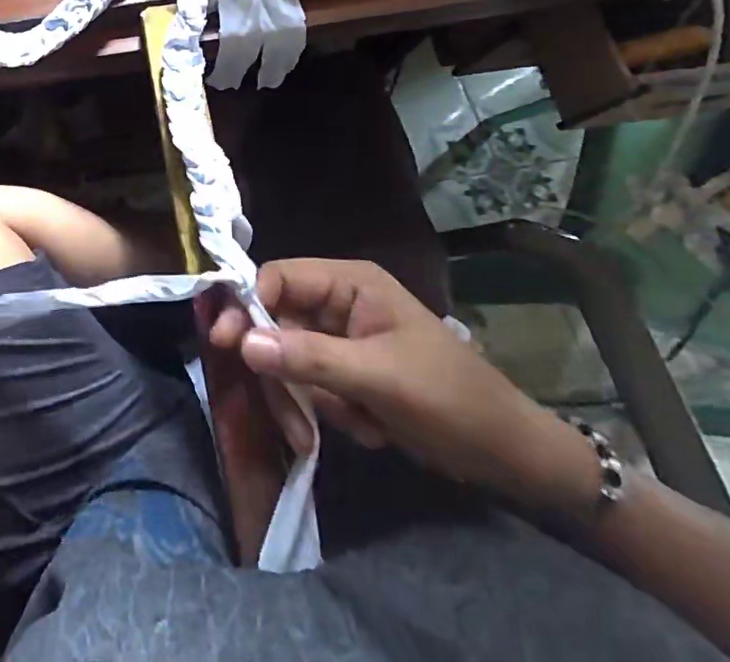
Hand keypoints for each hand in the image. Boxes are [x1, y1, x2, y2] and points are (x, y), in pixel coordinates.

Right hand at [209, 259, 595, 511]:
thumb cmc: (449, 398)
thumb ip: (309, 357)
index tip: (225, 343)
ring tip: (350, 431)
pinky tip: (368, 430)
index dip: (246, 304)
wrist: (504, 452)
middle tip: (291, 418)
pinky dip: (326, 412)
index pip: (278, 278)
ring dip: (308, 401)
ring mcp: (340, 339)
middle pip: (276, 323)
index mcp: (350, 283)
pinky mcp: (344, 373)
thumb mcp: (378, 377)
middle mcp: (339, 303)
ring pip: (289, 360)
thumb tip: (242, 343)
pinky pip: (309, 385)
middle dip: (284, 373)